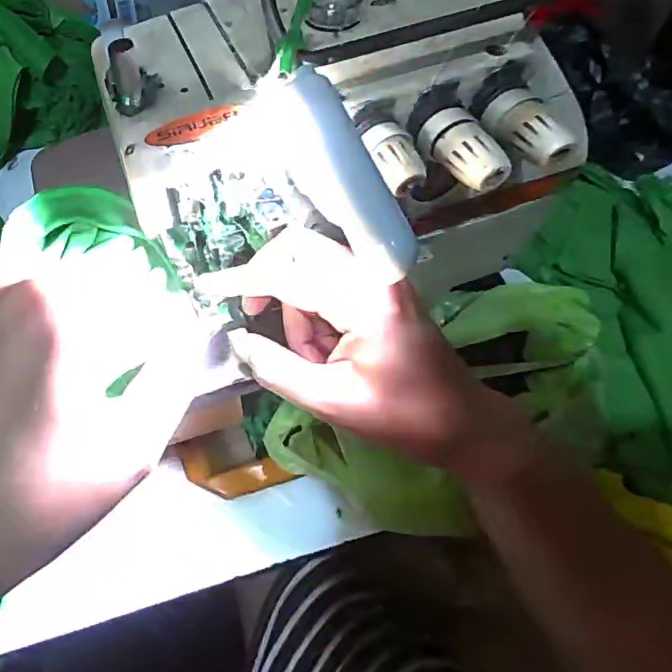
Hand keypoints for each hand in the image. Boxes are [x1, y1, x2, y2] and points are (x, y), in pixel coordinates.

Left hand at [0, 275, 206, 622]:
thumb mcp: (131, 449)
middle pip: (106, 282)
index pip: (146, 302)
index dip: (171, 333)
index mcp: (63, 309)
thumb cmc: (36, 499)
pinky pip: (31, 302)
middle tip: (143, 368)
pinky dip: (57, 321)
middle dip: (135, 316)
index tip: (177, 365)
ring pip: (68, 287)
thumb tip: (186, 338)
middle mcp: (21, 285)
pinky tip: (59, 371)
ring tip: (103, 373)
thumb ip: (172, 380)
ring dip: (98, 316)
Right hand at [195, 227, 542, 483]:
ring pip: (311, 271)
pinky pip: (328, 285)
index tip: (208, 287)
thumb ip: (276, 367)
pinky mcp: (379, 288)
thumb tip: (237, 340)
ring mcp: (380, 278)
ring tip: (321, 362)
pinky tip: (332, 353)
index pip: (290, 275)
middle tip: (258, 318)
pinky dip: (317, 318)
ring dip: (300, 315)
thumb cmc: (402, 416)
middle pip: (301, 249)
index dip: (244, 282)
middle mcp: (374, 274)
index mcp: (367, 298)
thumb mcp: (330, 400)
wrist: (463, 422)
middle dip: (273, 285)